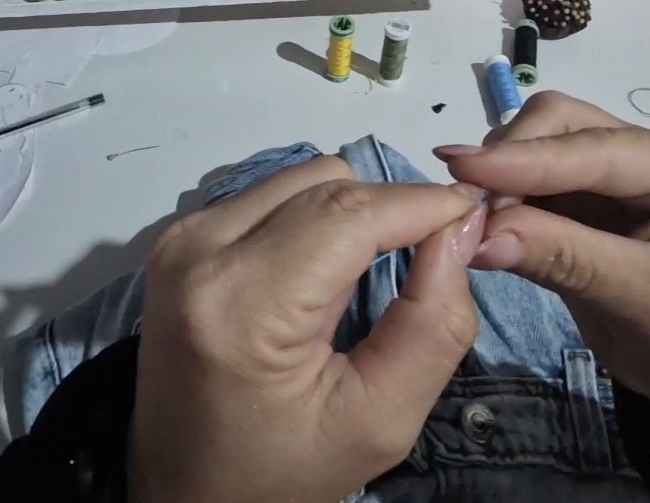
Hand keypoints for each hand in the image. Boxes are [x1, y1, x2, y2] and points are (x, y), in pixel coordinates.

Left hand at [130, 156, 486, 502]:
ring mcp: (185, 234)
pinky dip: (314, 214)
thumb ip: (432, 327)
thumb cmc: (278, 469)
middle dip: (389, 208)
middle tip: (426, 254)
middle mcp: (202, 249)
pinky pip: (273, 191)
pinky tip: (318, 268)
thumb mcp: (377, 422)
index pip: (348, 215)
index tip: (470, 213)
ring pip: (302, 177)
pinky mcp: (182, 231)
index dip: (420, 203)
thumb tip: (456, 230)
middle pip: (327, 186)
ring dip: (350, 210)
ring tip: (362, 273)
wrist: (179, 485)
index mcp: (241, 304)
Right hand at [435, 92, 649, 477]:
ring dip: (500, 176)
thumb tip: (480, 233)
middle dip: (511, 159)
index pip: (597, 147)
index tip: (458, 167)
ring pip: (538, 144)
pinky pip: (530, 181)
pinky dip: (502, 197)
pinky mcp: (586, 196)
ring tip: (469, 217)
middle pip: (561, 125)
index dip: (526, 158)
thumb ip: (566, 258)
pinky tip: (481, 220)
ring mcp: (617, 170)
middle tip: (465, 206)